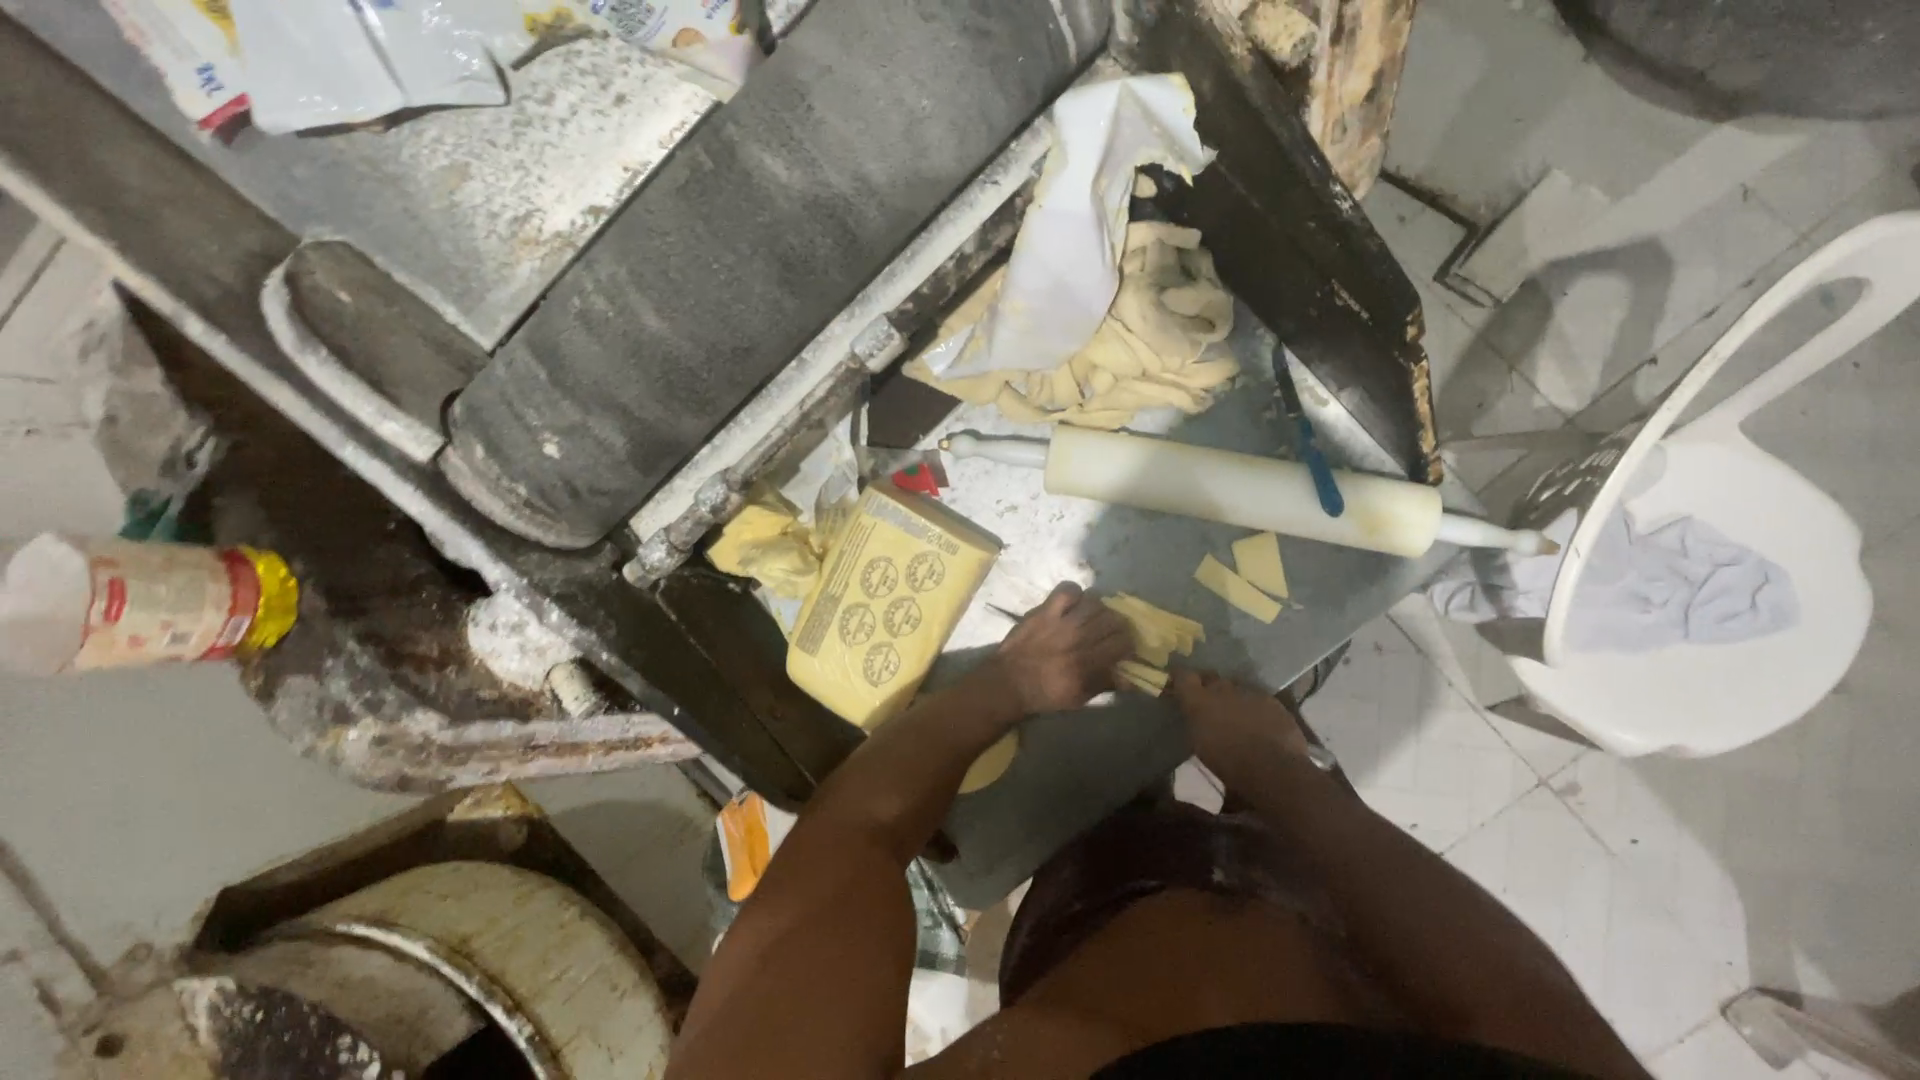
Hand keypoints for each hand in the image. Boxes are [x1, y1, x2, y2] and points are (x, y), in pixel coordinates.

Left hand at [990, 583, 1133, 713]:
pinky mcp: (1044, 611)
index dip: (1128, 644)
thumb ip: (1106, 684)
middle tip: (1111, 632)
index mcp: (1088, 664)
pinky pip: (1068, 590)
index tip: (1123, 649)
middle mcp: (1078, 639)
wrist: (1008, 683)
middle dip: (1117, 626)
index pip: (1122, 642)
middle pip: (1112, 619)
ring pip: (1095, 602)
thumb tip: (1131, 679)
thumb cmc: (1045, 694)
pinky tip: (1074, 604)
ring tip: (1093, 617)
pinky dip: (1075, 593)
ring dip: (1099, 609)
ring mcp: (1060, 623)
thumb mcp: (1079, 698)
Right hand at [1170, 667, 1312, 778]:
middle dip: (1208, 686)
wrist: (1274, 768)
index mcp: (1199, 701)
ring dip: (1232, 696)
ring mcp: (1249, 691)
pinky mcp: (1271, 700)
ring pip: (1235, 686)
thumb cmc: (1229, 764)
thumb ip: (1196, 723)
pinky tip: (1257, 721)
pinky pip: (1256, 697)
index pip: (1183, 676)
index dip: (1180, 677)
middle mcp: (1222, 689)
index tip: (1176, 682)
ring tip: (1235, 713)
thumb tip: (1195, 717)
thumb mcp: (1200, 746)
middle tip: (1207, 701)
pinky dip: (1253, 705)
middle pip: (1211, 678)